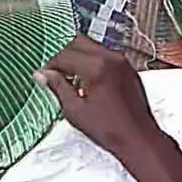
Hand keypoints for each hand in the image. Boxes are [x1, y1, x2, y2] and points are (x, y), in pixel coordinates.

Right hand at [34, 35, 166, 164]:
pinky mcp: (129, 68)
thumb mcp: (75, 111)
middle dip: (64, 56)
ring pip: (93, 46)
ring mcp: (122, 62)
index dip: (50, 66)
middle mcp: (111, 59)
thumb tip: (43, 75)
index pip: (64, 56)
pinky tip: (89, 82)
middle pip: (78, 42)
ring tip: (72, 80)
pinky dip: (93, 61)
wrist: (139, 139)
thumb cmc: (112, 130)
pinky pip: (106, 55)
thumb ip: (57, 87)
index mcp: (96, 68)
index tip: (44, 76)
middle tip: (56, 74)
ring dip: (79, 57)